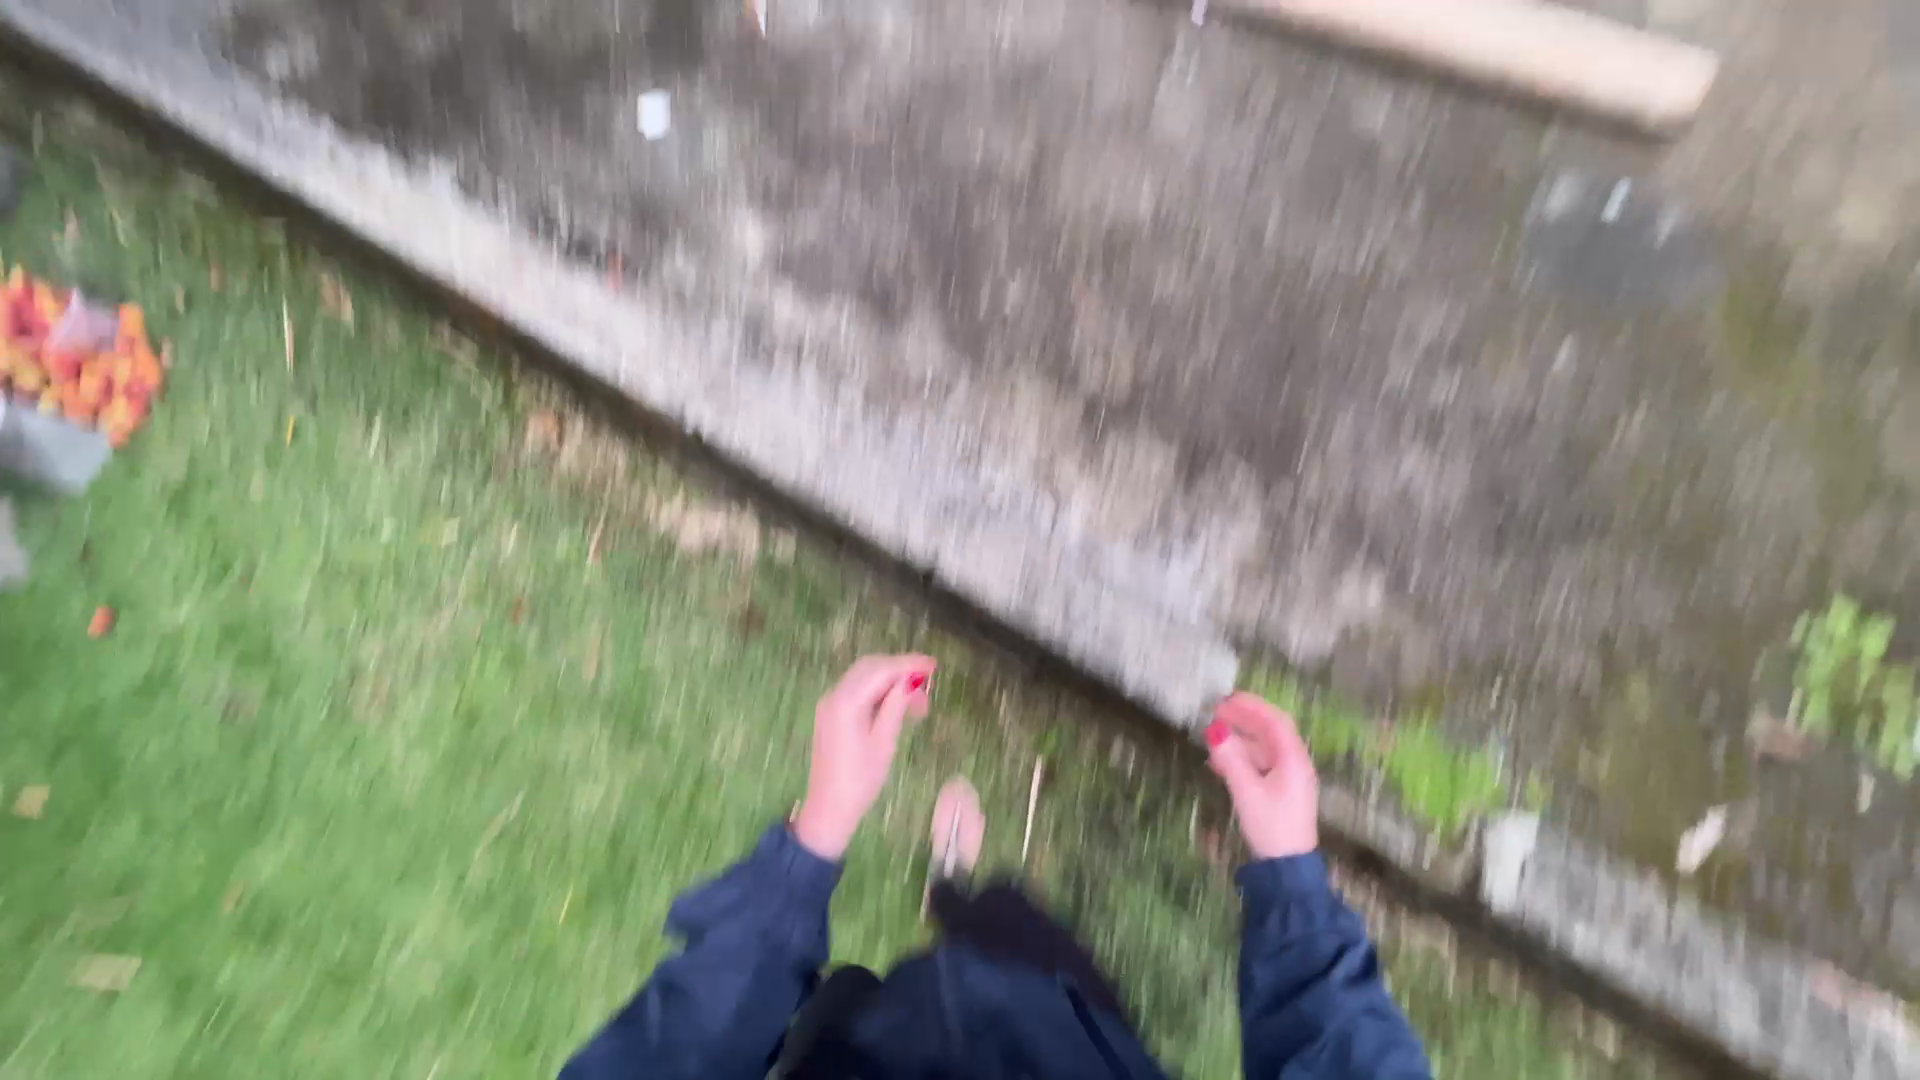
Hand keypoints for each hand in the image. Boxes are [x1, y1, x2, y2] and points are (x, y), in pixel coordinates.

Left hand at [791, 654, 934, 858]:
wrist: (829, 810)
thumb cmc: (860, 781)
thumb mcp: (884, 742)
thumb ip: (896, 705)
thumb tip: (912, 680)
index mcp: (846, 702)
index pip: (881, 670)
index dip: (909, 664)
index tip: (933, 666)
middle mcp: (834, 695)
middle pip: (871, 668)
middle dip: (900, 671)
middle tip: (928, 684)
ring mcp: (830, 704)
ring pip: (865, 678)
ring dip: (892, 682)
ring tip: (919, 704)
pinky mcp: (832, 713)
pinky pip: (858, 691)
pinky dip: (880, 692)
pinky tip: (899, 707)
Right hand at [1205, 693, 1317, 859]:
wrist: (1287, 868)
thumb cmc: (1271, 826)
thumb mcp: (1247, 791)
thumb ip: (1230, 758)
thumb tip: (1214, 729)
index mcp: (1293, 760)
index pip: (1275, 721)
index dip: (1252, 706)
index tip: (1228, 698)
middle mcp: (1295, 764)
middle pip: (1271, 732)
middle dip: (1245, 718)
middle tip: (1218, 711)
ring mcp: (1289, 778)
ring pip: (1265, 748)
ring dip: (1241, 737)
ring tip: (1214, 733)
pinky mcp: (1281, 792)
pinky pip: (1261, 764)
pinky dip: (1242, 756)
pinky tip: (1222, 761)